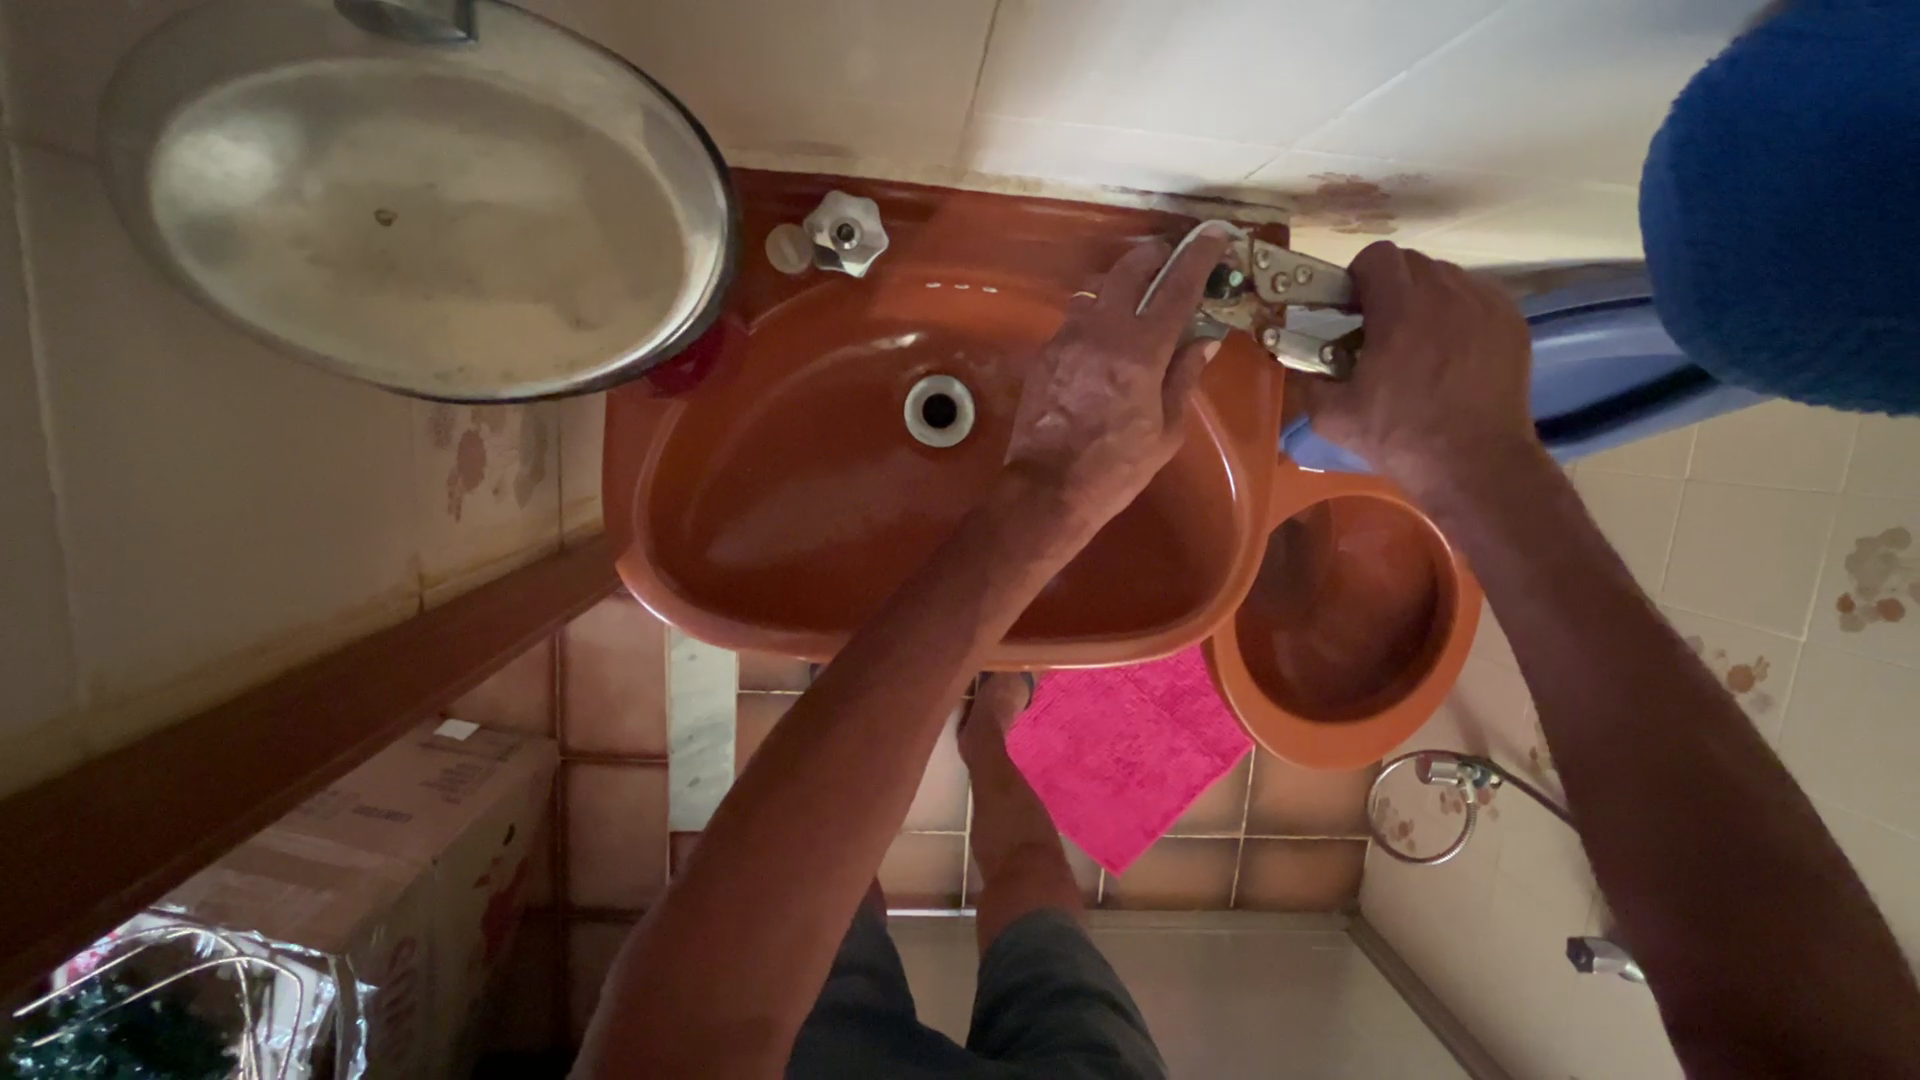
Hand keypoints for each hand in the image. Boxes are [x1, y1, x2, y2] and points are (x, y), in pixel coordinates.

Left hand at [1003, 228, 1230, 528]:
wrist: (1047, 488)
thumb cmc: (1116, 468)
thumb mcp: (1167, 430)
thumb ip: (1184, 377)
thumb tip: (1203, 340)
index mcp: (1141, 350)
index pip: (1177, 287)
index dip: (1199, 256)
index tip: (1214, 235)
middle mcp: (1101, 331)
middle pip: (1129, 267)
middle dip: (1155, 256)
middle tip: (1171, 262)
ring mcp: (1067, 338)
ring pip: (1097, 290)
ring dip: (1121, 286)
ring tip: (1137, 303)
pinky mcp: (1045, 354)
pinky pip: (1076, 320)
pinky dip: (1097, 319)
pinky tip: (1105, 343)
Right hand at [1297, 241, 1539, 493]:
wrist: (1472, 463)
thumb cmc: (1398, 437)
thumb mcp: (1332, 416)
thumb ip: (1308, 379)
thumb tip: (1299, 362)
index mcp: (1400, 311)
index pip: (1377, 256)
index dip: (1357, 276)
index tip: (1351, 306)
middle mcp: (1447, 295)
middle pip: (1411, 262)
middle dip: (1389, 286)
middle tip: (1378, 326)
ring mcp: (1485, 306)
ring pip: (1446, 277)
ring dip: (1423, 297)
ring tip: (1416, 339)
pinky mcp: (1511, 322)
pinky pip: (1476, 296)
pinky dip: (1456, 312)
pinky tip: (1448, 350)